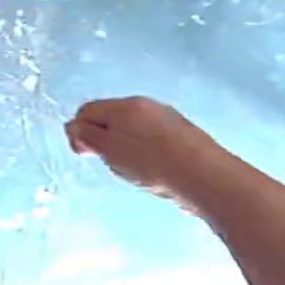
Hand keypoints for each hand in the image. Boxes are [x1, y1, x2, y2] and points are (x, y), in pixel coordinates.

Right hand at [66, 97, 257, 212]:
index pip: (86, 111)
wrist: (210, 179)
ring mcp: (169, 118)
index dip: (78, 131)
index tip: (83, 154)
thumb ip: (84, 135)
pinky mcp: (187, 135)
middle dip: (102, 138)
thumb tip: (74, 127)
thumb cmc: (151, 163)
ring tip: (134, 168)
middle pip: (110, 118)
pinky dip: (147, 151)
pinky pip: (154, 138)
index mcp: (123, 105)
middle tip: (109, 161)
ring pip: (132, 129)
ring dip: (124, 145)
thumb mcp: (107, 150)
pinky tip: (155, 169)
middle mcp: (146, 105)